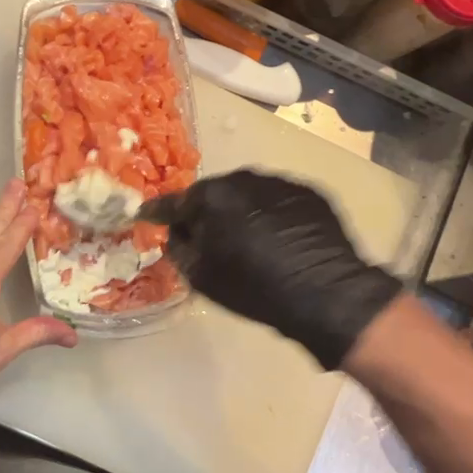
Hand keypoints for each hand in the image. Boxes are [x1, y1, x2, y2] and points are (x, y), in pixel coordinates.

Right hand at [139, 169, 400, 368]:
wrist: (326, 294)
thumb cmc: (254, 288)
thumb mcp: (201, 277)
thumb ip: (180, 248)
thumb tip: (178, 234)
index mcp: (211, 197)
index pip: (173, 202)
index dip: (156, 212)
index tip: (146, 216)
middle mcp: (244, 179)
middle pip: (213, 194)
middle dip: (206, 212)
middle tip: (206, 236)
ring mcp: (280, 183)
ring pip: (246, 194)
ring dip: (240, 211)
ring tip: (245, 239)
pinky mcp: (309, 193)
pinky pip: (276, 201)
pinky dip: (269, 215)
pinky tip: (276, 239)